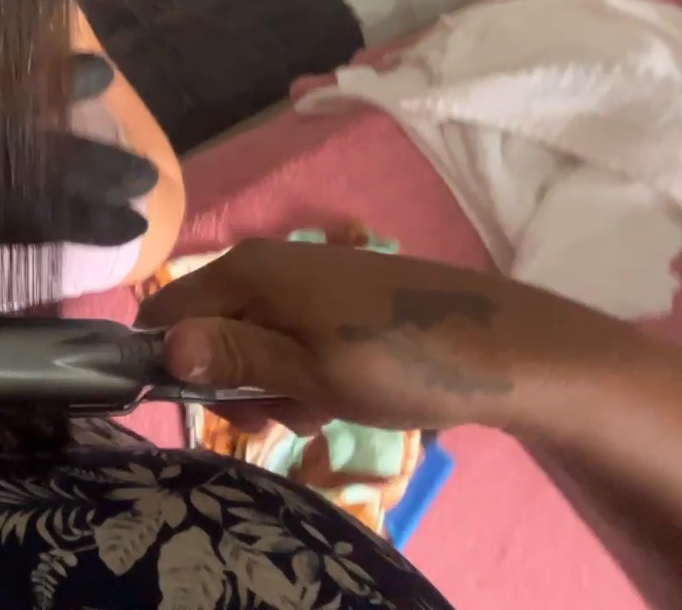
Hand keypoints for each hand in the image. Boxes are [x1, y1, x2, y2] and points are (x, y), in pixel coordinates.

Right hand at [136, 238, 650, 433]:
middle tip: (266, 419)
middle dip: (223, 376)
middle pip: (202, 323)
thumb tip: (163, 348)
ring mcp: (294, 274)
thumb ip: (231, 357)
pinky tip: (331, 392)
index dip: (167, 357)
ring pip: (243, 333)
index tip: (203, 404)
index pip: (165, 310)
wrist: (518, 349)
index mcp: (243, 271)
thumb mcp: (309, 373)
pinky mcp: (326, 291)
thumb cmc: (401, 362)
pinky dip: (292, 364)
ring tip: (310, 409)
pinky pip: (280, 329)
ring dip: (262, 378)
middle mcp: (258, 263)